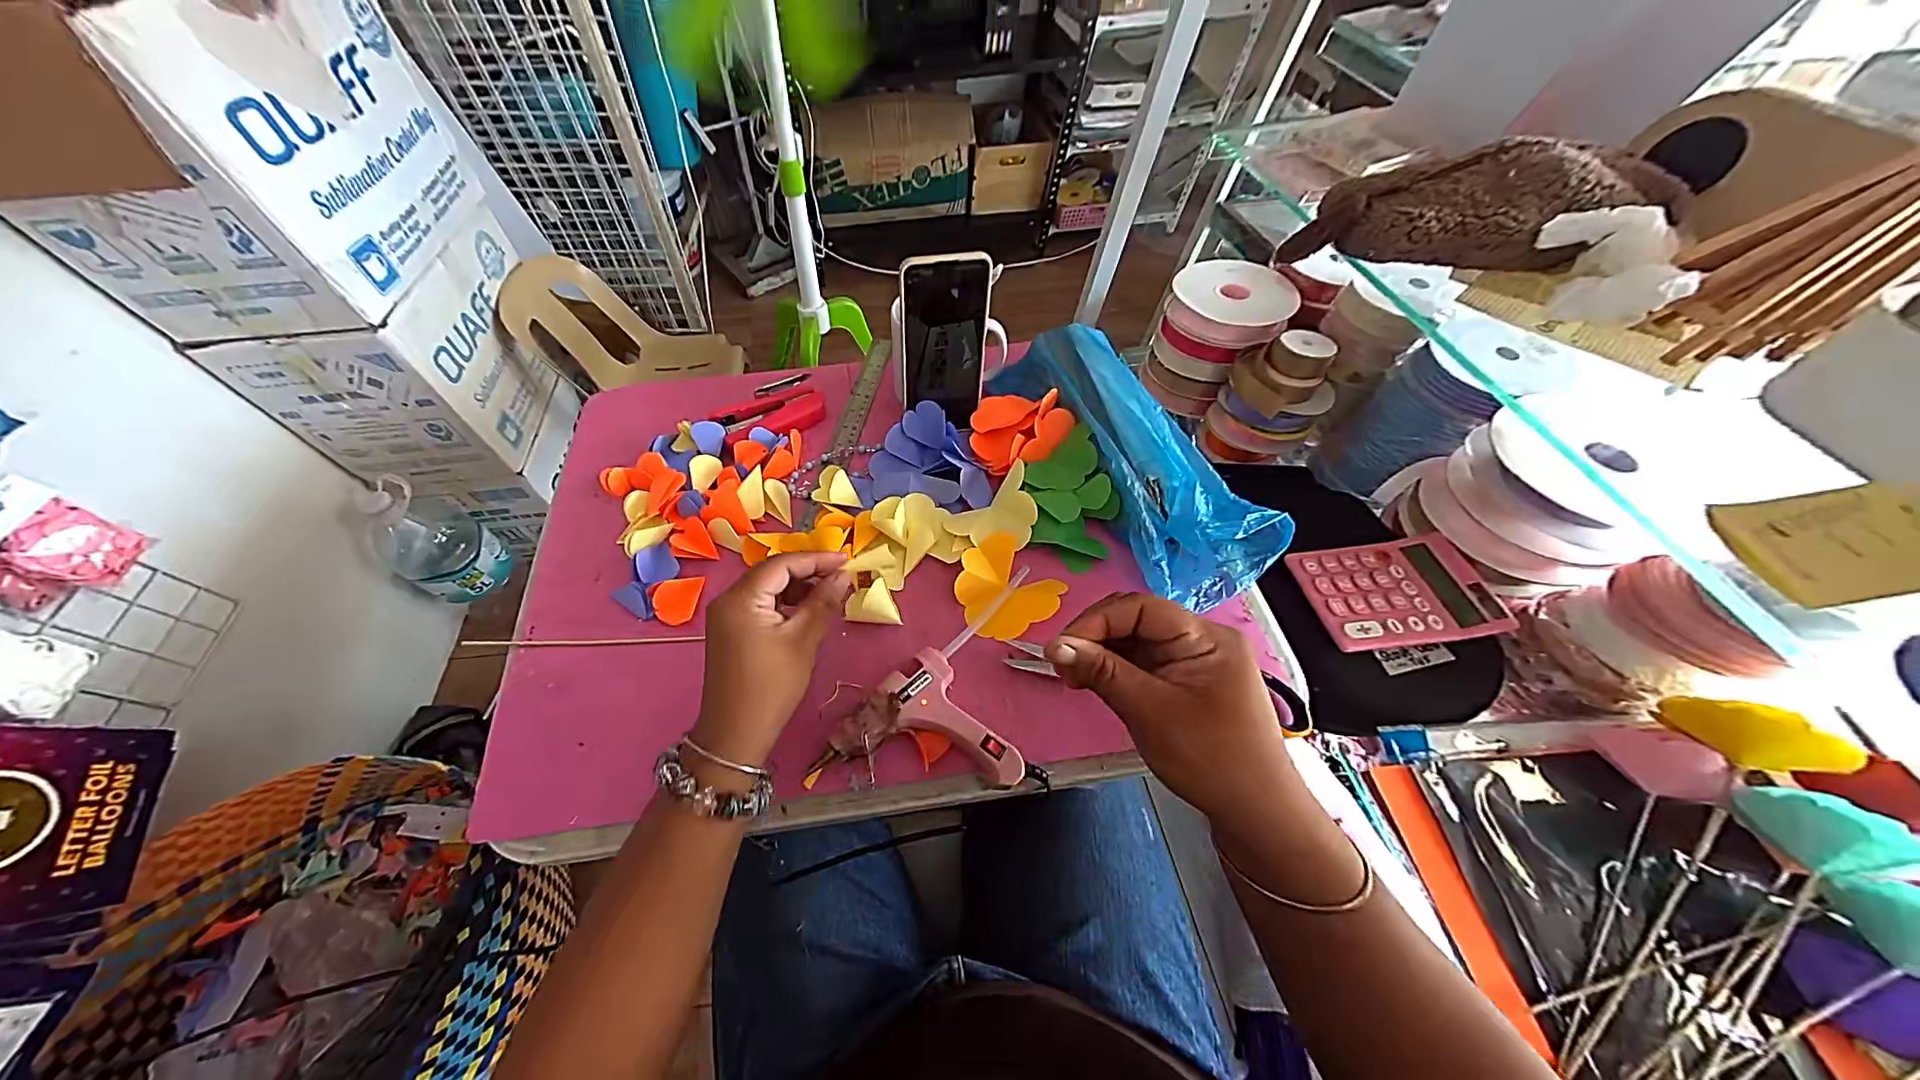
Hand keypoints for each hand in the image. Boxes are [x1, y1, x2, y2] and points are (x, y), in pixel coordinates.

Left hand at [694, 552, 850, 767]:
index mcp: (741, 598)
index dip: (816, 559)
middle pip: (773, 573)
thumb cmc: (772, 686)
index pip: (781, 564)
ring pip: (768, 588)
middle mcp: (728, 600)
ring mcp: (727, 615)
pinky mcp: (731, 630)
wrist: (736, 733)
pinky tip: (809, 612)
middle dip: (808, 572)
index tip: (847, 560)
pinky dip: (786, 604)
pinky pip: (761, 604)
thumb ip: (823, 603)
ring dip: (799, 588)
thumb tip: (843, 576)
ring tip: (831, 595)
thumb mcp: (803, 641)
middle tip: (842, 577)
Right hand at [1045, 592, 1294, 822]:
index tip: (1060, 648)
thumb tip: (1056, 645)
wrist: (1257, 812)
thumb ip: (1101, 671)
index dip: (1095, 621)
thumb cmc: (1209, 759)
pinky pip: (1146, 663)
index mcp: (1205, 637)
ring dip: (1103, 654)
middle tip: (1062, 664)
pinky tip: (1096, 683)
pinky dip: (1118, 670)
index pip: (1140, 608)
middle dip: (1096, 636)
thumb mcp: (1148, 711)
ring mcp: (1197, 661)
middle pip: (1137, 620)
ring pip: (1138, 642)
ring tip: (1074, 677)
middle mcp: (1203, 640)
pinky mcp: (1189, 682)